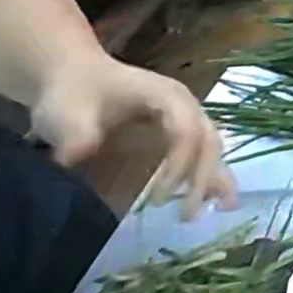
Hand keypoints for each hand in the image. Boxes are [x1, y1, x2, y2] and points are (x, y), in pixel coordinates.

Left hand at [30, 57, 238, 219]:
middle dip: (203, 176)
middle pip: (207, 139)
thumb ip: (78, 135)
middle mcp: (186, 105)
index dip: (179, 163)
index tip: (156, 199)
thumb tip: (83, 156)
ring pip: (211, 145)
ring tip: (223, 207)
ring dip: (215, 175)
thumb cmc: (74, 93)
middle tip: (188, 216)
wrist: (76, 76)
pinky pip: (201, 150)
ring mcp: (185, 116)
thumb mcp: (68, 112)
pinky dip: (208, 171)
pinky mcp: (178, 128)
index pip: (187, 130)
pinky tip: (213, 194)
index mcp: (167, 96)